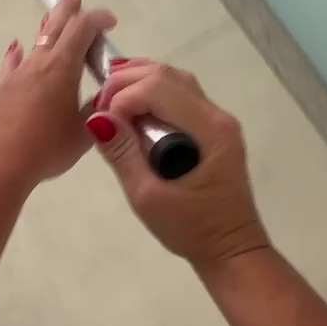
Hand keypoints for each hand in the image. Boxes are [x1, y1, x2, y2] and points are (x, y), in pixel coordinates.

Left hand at [0, 0, 115, 191]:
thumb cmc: (46, 149)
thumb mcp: (84, 132)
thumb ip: (97, 110)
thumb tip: (106, 96)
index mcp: (62, 68)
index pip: (82, 30)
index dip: (97, 19)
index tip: (110, 21)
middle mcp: (38, 64)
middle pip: (54, 27)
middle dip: (68, 10)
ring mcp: (17, 76)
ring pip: (34, 43)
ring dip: (47, 28)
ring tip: (51, 18)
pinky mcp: (1, 90)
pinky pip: (12, 64)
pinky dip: (18, 54)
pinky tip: (16, 49)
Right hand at [86, 60, 269, 268]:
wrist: (230, 249)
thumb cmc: (191, 229)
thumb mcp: (148, 197)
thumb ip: (123, 155)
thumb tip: (96, 117)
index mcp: (209, 130)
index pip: (159, 88)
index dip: (123, 97)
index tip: (101, 123)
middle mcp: (217, 116)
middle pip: (167, 76)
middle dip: (126, 83)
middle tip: (98, 106)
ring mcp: (217, 120)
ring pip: (174, 80)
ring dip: (138, 81)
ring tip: (107, 96)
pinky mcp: (211, 127)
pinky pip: (179, 95)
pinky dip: (151, 91)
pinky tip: (129, 102)